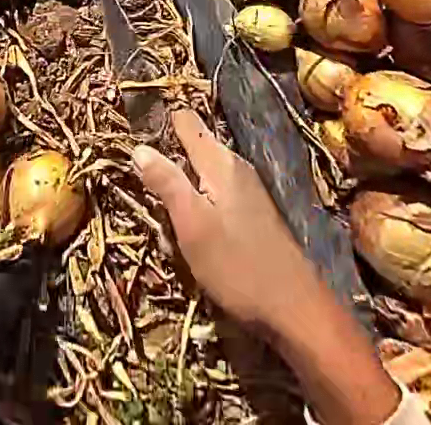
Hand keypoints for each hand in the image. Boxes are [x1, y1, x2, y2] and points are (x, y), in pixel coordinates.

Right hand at [133, 110, 401, 424]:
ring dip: (182, 181)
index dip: (160, 122)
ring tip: (161, 204)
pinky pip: (216, 190)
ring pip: (204, 170)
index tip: (135, 135)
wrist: (294, 308)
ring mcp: (247, 188)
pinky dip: (198, 199)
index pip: (186, 121)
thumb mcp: (192, 225)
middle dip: (168, 155)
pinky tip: (190, 225)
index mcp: (220, 162)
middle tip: (141, 177)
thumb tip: (138, 147)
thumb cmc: (237, 265)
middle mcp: (236, 166)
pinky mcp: (253, 211)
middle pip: (194, 143)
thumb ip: (166, 183)